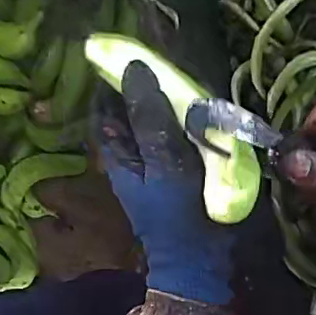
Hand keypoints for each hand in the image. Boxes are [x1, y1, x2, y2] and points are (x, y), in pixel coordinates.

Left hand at [93, 62, 236, 304]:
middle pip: (136, 109)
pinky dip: (194, 121)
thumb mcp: (163, 166)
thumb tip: (134, 68)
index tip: (133, 52)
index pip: (106, 105)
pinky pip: (186, 136)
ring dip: (175, 101)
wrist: (205, 262)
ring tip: (192, 80)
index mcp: (120, 154)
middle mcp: (137, 155)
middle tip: (171, 62)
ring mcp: (162, 163)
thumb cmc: (178, 217)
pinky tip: (209, 110)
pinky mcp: (187, 170)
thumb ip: (151, 120)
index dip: (113, 78)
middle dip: (151, 85)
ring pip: (163, 119)